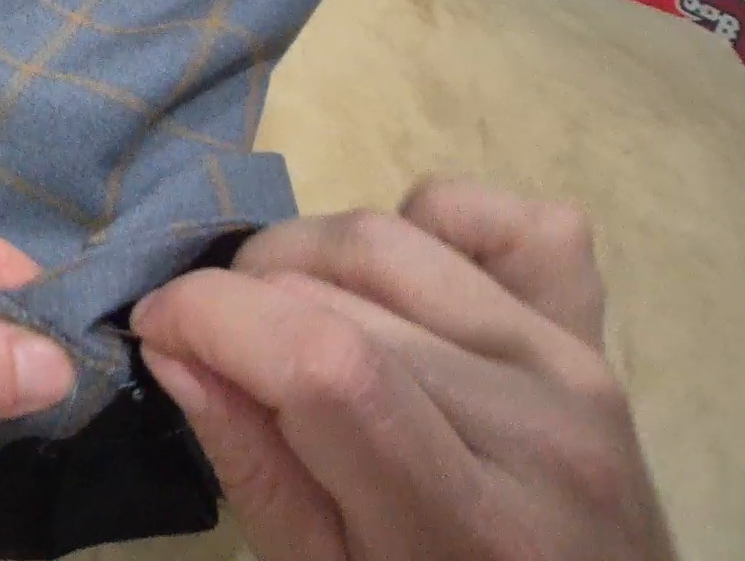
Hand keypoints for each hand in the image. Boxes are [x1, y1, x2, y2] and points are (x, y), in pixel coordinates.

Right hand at [130, 181, 675, 560]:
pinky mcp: (590, 330)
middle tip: (215, 347)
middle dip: (232, 298)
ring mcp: (578, 365)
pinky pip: (506, 219)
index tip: (154, 328)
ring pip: (382, 237)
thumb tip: (167, 341)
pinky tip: (386, 284)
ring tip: (283, 312)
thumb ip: (242, 456)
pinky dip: (426, 221)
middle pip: (332, 293)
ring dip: (294, 258)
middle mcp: (542, 427)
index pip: (323, 361)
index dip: (208, 316)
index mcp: (474, 525)